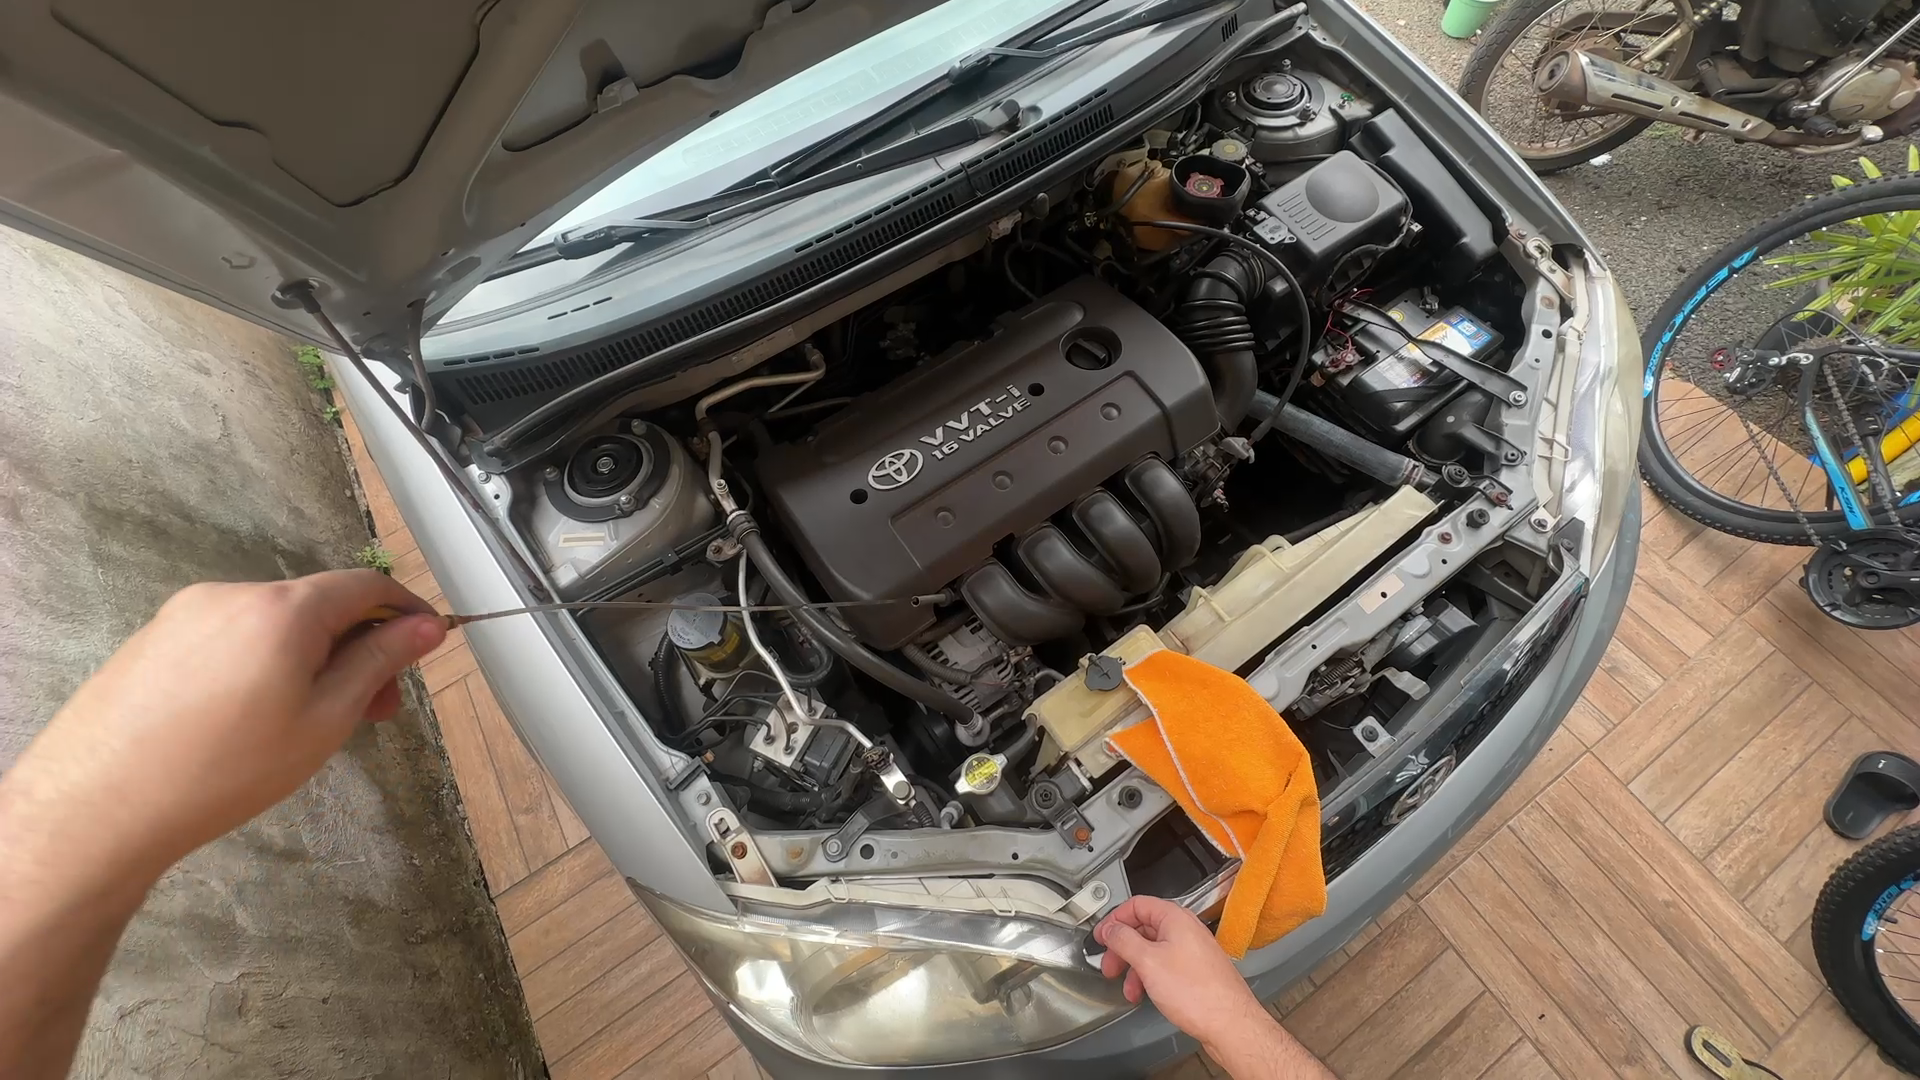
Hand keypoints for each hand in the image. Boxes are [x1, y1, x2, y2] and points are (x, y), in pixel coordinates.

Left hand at [5, 570, 445, 885]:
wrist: (85, 819)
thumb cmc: (227, 768)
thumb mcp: (329, 716)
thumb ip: (382, 659)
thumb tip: (428, 625)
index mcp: (282, 609)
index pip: (368, 586)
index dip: (409, 611)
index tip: (429, 647)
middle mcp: (232, 596)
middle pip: (324, 605)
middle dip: (363, 647)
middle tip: (376, 707)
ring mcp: (184, 616)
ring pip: (281, 624)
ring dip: (318, 658)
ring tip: (320, 717)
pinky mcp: (153, 642)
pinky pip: (238, 636)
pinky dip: (272, 662)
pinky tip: (263, 714)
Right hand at [1096, 895, 1267, 1051]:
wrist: (1232, 1026)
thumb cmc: (1198, 993)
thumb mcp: (1148, 962)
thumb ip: (1124, 940)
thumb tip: (1111, 929)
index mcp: (1174, 917)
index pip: (1136, 905)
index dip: (1115, 919)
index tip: (1103, 936)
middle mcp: (1185, 929)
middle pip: (1144, 928)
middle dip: (1123, 948)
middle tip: (1110, 963)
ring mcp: (1193, 951)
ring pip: (1153, 950)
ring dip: (1135, 968)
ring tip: (1128, 988)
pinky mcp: (1197, 972)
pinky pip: (1166, 966)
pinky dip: (1151, 977)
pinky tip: (1146, 994)